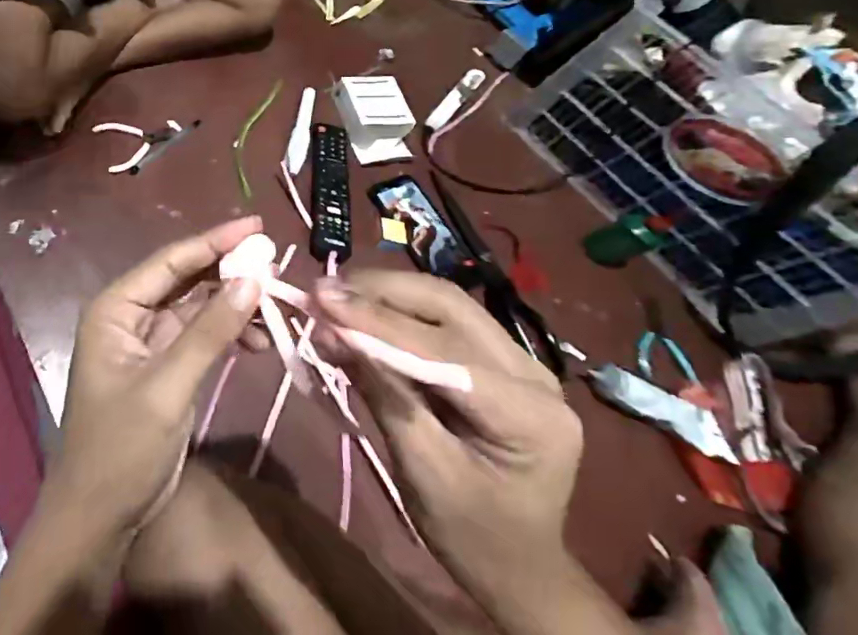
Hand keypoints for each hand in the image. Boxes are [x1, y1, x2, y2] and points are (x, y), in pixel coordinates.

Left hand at [48, 218, 266, 536]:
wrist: (98, 521)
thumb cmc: (121, 449)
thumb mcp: (168, 387)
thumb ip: (210, 332)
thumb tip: (253, 280)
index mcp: (117, 309)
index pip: (172, 261)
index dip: (215, 241)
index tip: (258, 226)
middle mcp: (132, 316)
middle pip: (188, 280)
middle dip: (230, 274)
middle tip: (276, 267)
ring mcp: (150, 342)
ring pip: (200, 308)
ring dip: (235, 307)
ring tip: (274, 309)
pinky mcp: (167, 367)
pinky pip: (204, 336)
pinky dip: (230, 335)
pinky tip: (259, 342)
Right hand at [314, 270, 583, 592]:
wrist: (518, 565)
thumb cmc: (470, 535)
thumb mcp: (422, 473)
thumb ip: (385, 395)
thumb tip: (333, 332)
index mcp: (530, 413)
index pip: (445, 349)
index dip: (379, 321)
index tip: (322, 300)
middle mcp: (535, 370)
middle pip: (450, 307)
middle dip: (382, 293)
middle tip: (323, 291)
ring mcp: (524, 359)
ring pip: (448, 304)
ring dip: (389, 295)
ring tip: (336, 295)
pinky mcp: (504, 357)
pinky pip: (449, 320)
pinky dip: (401, 312)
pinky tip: (365, 311)